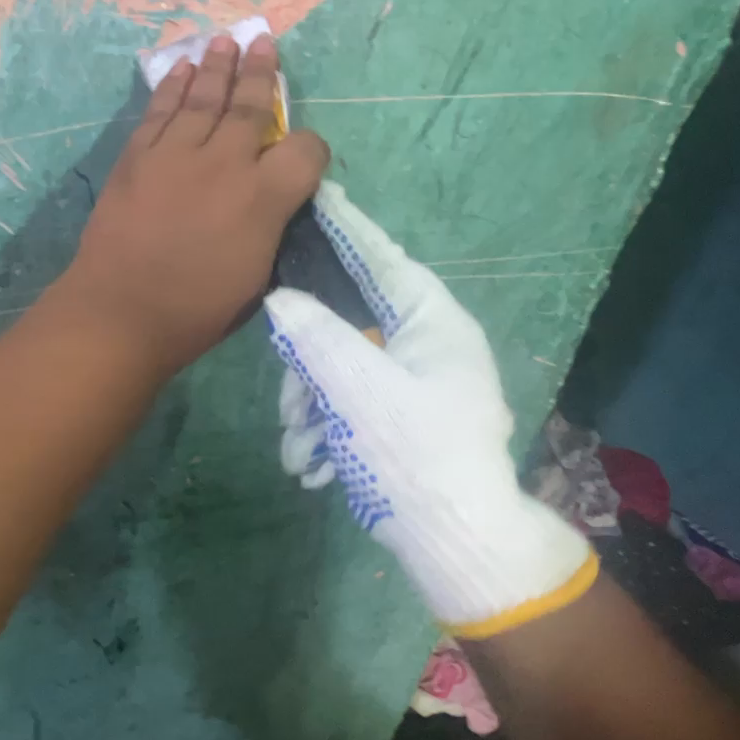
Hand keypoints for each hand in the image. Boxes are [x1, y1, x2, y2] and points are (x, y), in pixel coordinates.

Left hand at [59, 34, 327, 371]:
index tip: (305, 156)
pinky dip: (172, 88)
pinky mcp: (137, 157)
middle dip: (261, 72)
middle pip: (250, 106)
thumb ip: (270, 227)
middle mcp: (224, 163)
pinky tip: (181, 70)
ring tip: (225, 40)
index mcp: (263, 198)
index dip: (311, 150)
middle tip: (264, 42)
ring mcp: (176, 154)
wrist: (120, 311)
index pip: (305, 150)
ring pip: (203, 97)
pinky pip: (159, 112)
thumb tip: (272, 202)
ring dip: (216, 67)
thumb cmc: (195, 310)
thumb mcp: (256, 277)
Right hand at [262, 182, 595, 637]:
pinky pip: (353, 405)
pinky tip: (313, 463)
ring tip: (300, 450)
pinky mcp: (407, 420)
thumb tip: (280, 298)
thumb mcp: (356, 389)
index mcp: (434, 323)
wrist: (458, 544)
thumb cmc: (415, 454)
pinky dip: (329, 429)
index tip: (315, 194)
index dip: (346, 230)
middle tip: (291, 402)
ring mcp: (420, 385)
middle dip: (311, 365)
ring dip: (313, 406)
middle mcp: (430, 345)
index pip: (382, 259)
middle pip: (350, 325)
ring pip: (343, 369)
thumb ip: (315, 336)